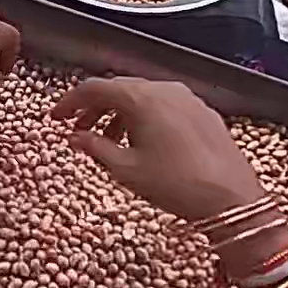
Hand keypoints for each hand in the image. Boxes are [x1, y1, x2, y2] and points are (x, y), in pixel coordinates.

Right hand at [50, 77, 264, 219]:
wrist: (232, 198)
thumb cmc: (174, 184)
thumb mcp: (125, 169)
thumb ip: (94, 148)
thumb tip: (75, 137)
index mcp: (141, 98)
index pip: (94, 89)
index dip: (69, 102)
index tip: (55, 119)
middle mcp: (164, 89)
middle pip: (118, 88)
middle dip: (93, 108)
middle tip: (76, 129)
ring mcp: (186, 98)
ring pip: (141, 96)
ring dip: (117, 114)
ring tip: (106, 142)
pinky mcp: (202, 111)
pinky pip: (162, 105)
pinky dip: (142, 117)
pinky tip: (139, 142)